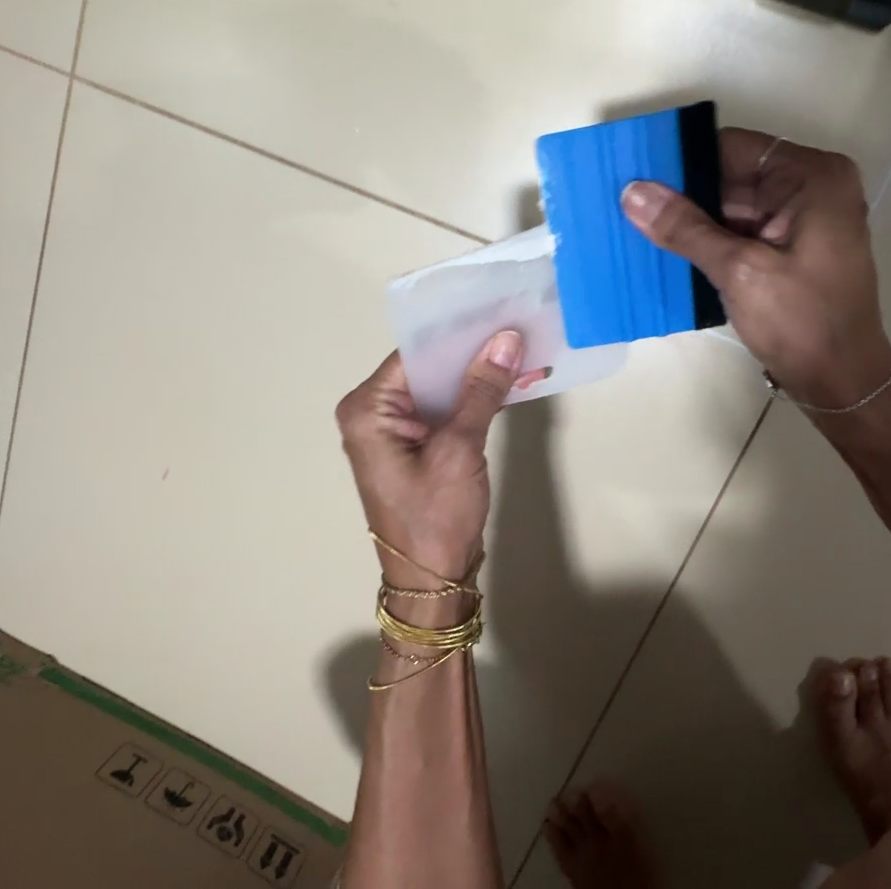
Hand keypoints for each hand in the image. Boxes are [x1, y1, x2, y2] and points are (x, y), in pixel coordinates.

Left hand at [336, 331, 524, 585]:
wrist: (433, 581)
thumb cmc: (435, 516)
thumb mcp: (460, 449)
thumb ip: (481, 391)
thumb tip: (505, 339)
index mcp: (367, 409)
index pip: (415, 353)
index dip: (457, 332)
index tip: (497, 309)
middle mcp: (373, 413)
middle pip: (427, 368)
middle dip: (472, 351)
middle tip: (517, 323)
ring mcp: (394, 431)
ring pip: (440, 387)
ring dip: (477, 375)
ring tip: (522, 347)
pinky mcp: (416, 446)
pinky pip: (445, 409)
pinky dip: (474, 399)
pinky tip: (511, 381)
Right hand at [621, 128, 890, 407]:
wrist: (842, 383)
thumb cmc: (802, 321)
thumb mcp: (739, 271)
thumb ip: (685, 228)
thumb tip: (632, 192)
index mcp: (812, 178)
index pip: (734, 147)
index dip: (683, 159)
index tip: (634, 172)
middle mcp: (810, 188)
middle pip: (730, 175)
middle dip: (681, 192)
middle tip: (624, 202)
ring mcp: (799, 220)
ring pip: (728, 205)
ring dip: (688, 219)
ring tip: (632, 224)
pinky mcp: (787, 249)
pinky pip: (737, 231)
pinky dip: (704, 240)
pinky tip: (663, 249)